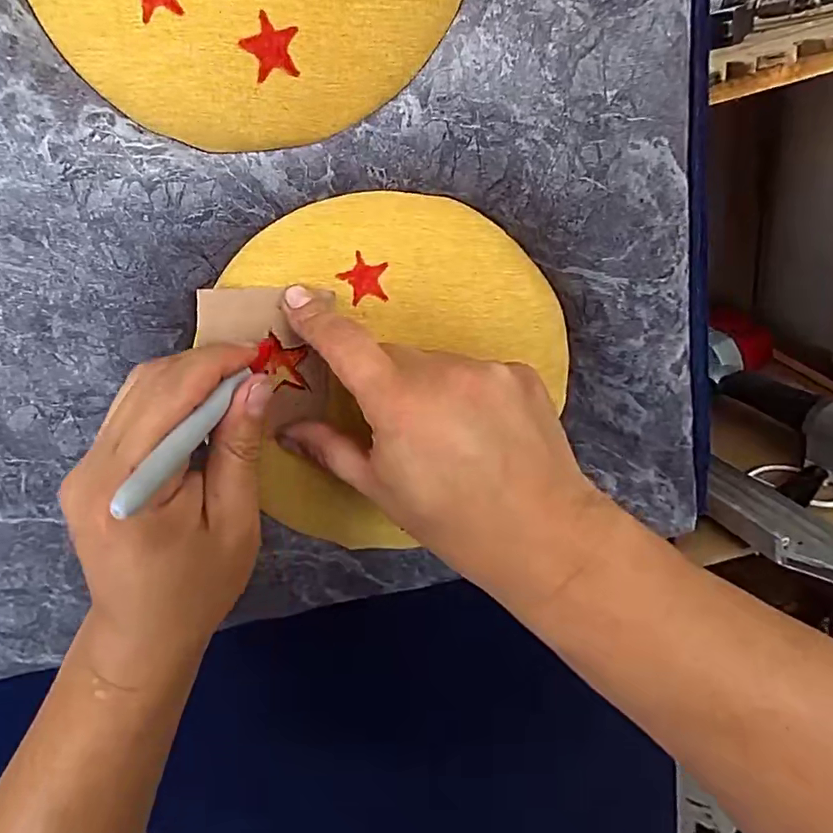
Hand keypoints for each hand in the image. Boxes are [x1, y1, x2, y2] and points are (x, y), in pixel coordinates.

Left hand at [58, 346, 271, 683]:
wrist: (141, 635)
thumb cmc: (197, 589)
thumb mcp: (235, 522)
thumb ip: (239, 448)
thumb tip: (256, 384)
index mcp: (126, 486)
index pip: (170, 397)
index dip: (215, 364)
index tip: (258, 354)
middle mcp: (92, 467)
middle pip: (147, 384)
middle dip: (203, 364)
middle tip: (251, 366)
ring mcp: (83, 466)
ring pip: (135, 391)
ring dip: (185, 376)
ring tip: (231, 382)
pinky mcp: (87, 469)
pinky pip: (129, 412)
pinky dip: (168, 397)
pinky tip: (200, 405)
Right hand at [276, 286, 620, 595]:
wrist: (543, 534)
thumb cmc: (450, 520)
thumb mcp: (380, 488)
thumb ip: (330, 448)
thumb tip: (289, 428)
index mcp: (398, 402)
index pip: (346, 344)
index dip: (316, 318)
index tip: (296, 297)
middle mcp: (441, 372)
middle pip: (393, 356)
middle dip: (383, 379)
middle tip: (395, 423)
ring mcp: (485, 368)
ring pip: (435, 363)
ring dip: (427, 386)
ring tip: (447, 434)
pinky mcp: (518, 372)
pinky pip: (473, 370)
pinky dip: (466, 390)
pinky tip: (481, 429)